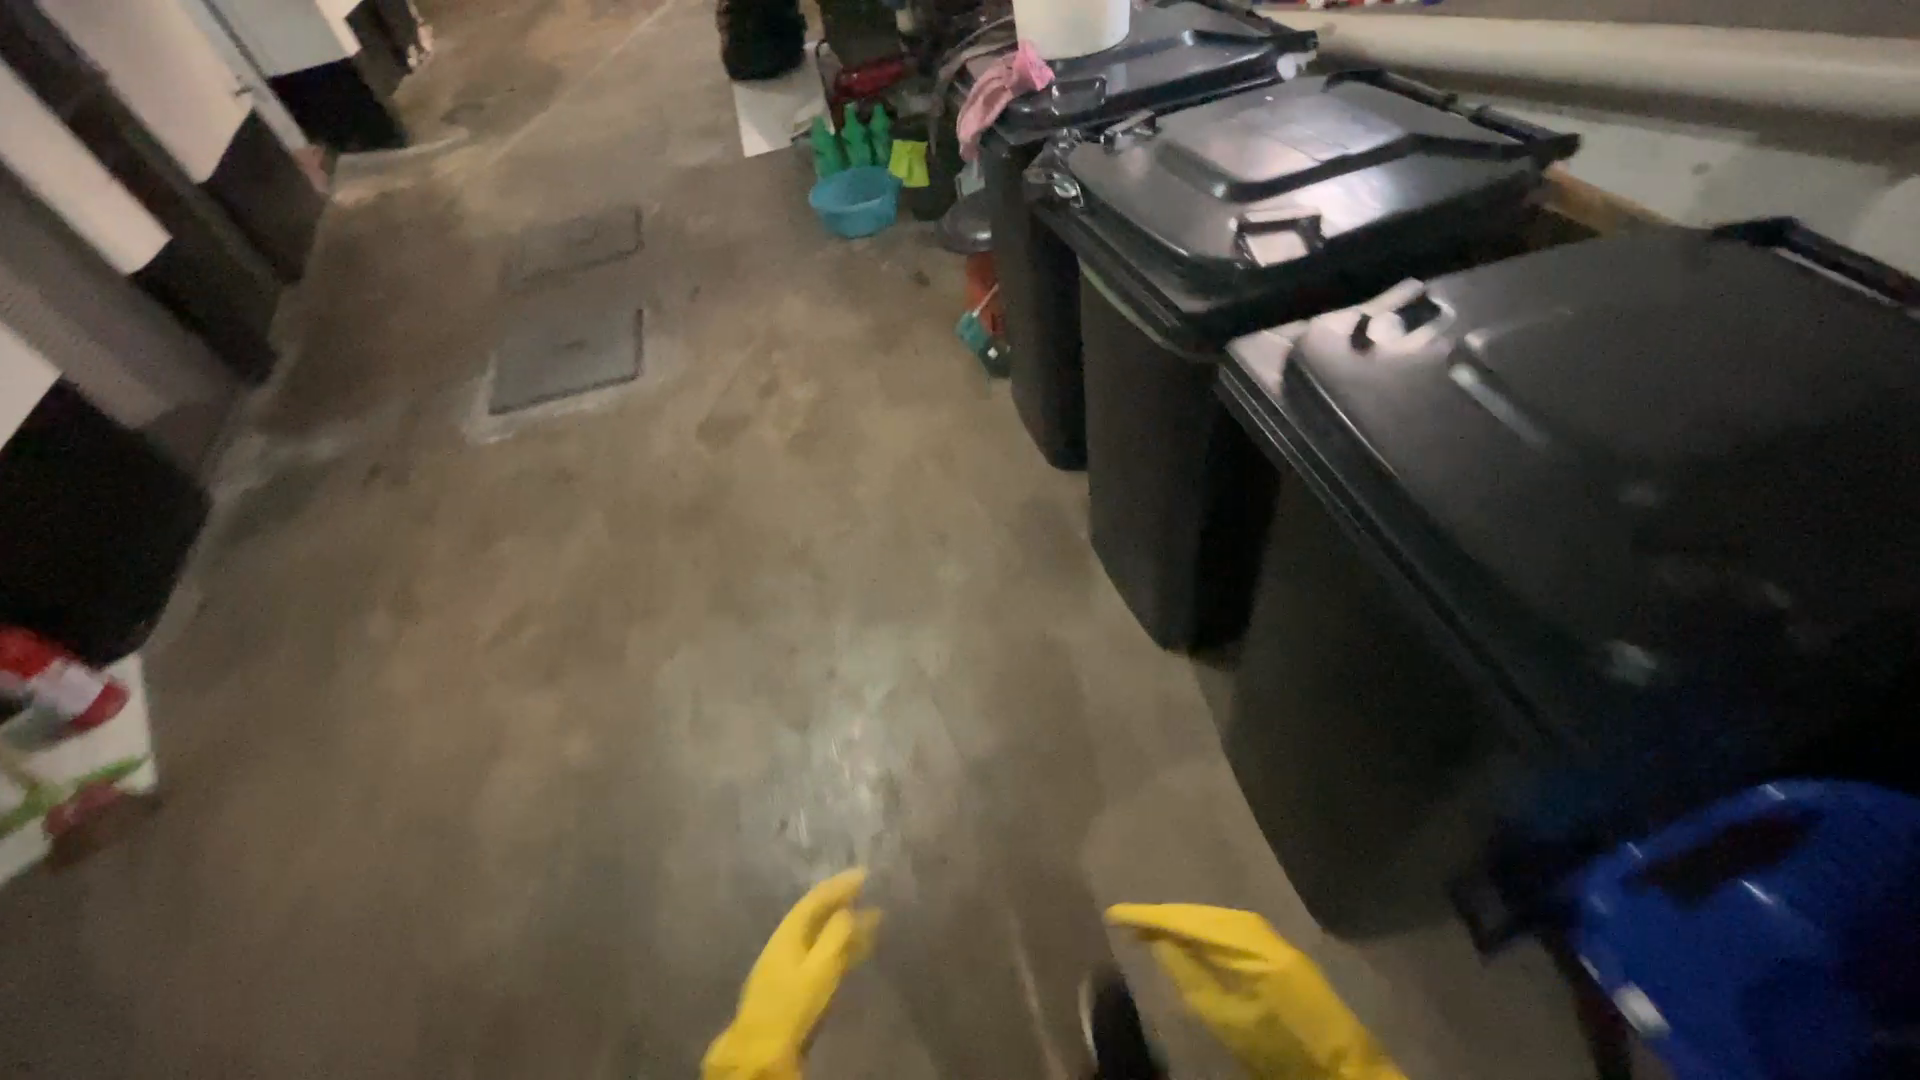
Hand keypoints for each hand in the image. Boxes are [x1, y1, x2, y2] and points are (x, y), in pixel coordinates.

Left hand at [703, 869, 881, 1079]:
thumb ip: (835, 936)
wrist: (761, 1051)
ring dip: (843, 925)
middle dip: (843, 902)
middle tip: (869, 893)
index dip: (840, 884)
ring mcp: (786, 963)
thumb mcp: (819, 968)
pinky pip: (820, 954)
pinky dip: (839, 947)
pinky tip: (854, 952)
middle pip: (816, 914)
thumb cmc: (792, 1004)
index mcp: (788, 932)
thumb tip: (848, 908)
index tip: (864, 874)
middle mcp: (785, 941)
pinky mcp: (792, 983)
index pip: (816, 898)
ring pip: (819, 935)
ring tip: (871, 920)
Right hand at [1106, 904, 1404, 1079]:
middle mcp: (1260, 931)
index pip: (1188, 921)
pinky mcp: (1279, 950)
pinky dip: (1203, 927)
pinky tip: (1189, 934)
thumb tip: (1159, 939)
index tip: (1115, 914)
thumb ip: (1191, 976)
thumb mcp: (1227, 1020)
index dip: (1149, 916)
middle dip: (1164, 914)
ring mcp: (1274, 938)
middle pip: (1201, 913)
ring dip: (1183, 919)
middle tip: (1128, 920)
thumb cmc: (1281, 1053)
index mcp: (1247, 946)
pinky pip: (1230, 926)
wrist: (1344, 1072)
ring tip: (1151, 926)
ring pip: (1215, 917)